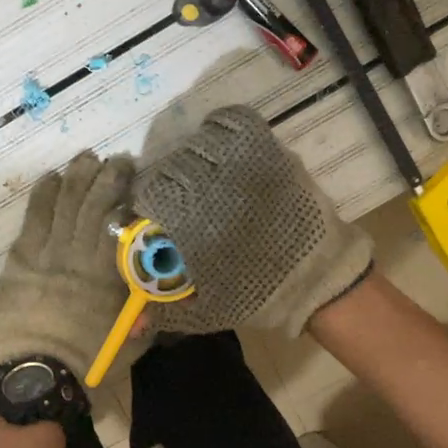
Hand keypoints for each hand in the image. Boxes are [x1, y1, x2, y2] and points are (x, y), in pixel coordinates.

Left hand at [0, 152, 136, 377]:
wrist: (37, 378)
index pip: (122, 221)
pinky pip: (33, 219)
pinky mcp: (20, 262)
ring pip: (64, 204)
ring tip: (86, 159)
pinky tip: (51, 179)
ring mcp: (46, 255)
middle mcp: (80, 256)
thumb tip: (165, 289)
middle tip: (117, 160)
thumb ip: (148, 308)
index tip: (137, 177)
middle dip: (107, 177)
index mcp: (110, 274)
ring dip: (76, 178)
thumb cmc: (90, 364)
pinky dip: (43, 196)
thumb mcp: (134, 340)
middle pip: (94, 205)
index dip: (129, 194)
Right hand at [133, 106, 371, 336]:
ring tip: (199, 175)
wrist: (316, 278)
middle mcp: (210, 187)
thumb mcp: (205, 312)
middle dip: (166, 181)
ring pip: (196, 143)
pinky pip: (231, 121)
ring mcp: (240, 164)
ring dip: (191, 156)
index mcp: (190, 222)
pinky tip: (218, 147)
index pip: (147, 193)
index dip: (145, 203)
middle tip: (177, 198)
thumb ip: (163, 313)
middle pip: (169, 165)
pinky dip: (219, 128)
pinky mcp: (267, 150)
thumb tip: (132, 326)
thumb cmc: (256, 296)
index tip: (152, 215)